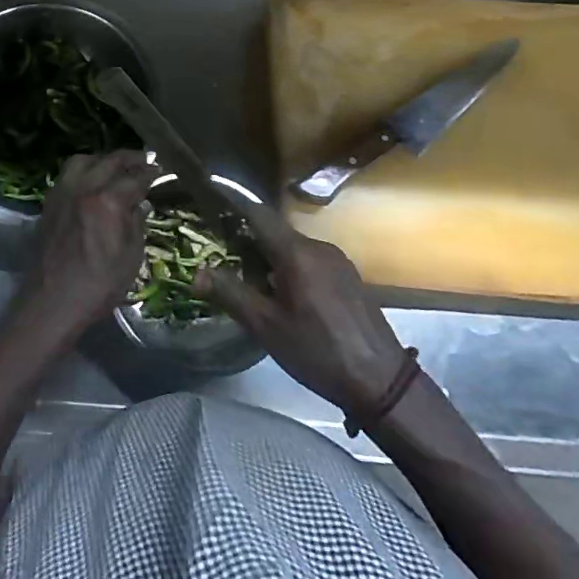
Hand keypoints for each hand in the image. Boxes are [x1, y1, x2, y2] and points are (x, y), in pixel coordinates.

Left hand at [17, 151, 156, 331]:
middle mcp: (83, 188)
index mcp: (107, 201)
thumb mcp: (131, 257)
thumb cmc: (98, 286)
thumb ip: (136, 224)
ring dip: (103, 160)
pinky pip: (68, 175)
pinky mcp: (49, 202)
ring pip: (84, 160)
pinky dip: (83, 171)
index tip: (160, 169)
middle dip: (130, 159)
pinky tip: (91, 182)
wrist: (53, 301)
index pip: (135, 178)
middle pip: (109, 161)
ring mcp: (63, 192)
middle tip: (144, 160)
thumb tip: (139, 204)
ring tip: (115, 168)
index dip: (151, 173)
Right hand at [196, 211, 409, 421]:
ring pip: (293, 249)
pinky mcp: (349, 279)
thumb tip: (196, 273)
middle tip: (224, 261)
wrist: (383, 384)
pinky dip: (290, 270)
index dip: (234, 204)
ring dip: (270, 260)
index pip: (259, 214)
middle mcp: (319, 247)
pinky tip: (285, 299)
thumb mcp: (266, 326)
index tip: (212, 196)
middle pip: (275, 233)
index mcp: (297, 253)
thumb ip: (230, 293)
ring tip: (252, 287)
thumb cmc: (318, 351)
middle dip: (248, 243)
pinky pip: (310, 262)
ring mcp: (338, 262)